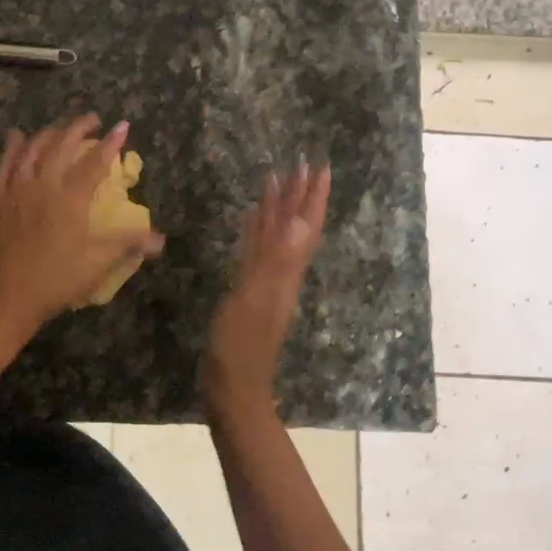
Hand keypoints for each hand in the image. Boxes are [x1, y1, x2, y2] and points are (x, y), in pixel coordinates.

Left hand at [0, 114, 166, 330]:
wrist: (7, 297)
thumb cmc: (56, 281)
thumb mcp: (97, 264)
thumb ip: (127, 244)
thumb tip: (159, 239)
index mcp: (70, 198)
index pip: (95, 162)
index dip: (111, 143)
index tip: (122, 126)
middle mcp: (43, 184)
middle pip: (62, 145)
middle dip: (79, 127)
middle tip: (92, 119)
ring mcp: (16, 188)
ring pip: (33, 148)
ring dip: (50, 132)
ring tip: (62, 127)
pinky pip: (4, 163)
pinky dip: (14, 146)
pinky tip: (18, 136)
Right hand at [203, 160, 330, 417]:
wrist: (233, 387)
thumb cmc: (239, 345)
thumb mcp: (255, 299)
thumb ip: (273, 260)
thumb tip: (298, 223)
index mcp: (285, 272)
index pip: (303, 226)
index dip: (311, 197)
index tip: (319, 165)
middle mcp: (281, 272)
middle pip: (295, 227)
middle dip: (300, 195)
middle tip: (301, 163)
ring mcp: (265, 282)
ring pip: (278, 235)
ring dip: (279, 207)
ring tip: (276, 179)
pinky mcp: (248, 289)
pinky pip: (257, 249)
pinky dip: (258, 229)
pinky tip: (252, 219)